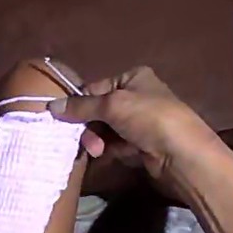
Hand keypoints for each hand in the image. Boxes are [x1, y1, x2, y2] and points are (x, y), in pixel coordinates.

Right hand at [50, 67, 219, 184]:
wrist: (181, 153)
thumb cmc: (149, 118)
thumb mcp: (112, 105)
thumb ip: (81, 106)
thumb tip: (51, 106)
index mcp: (133, 78)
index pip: (95, 89)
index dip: (80, 104)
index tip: (64, 119)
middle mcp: (136, 96)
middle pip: (98, 111)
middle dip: (89, 127)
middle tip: (87, 142)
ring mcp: (139, 121)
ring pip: (104, 130)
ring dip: (97, 140)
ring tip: (98, 151)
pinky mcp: (140, 143)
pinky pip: (114, 144)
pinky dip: (109, 150)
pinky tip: (110, 155)